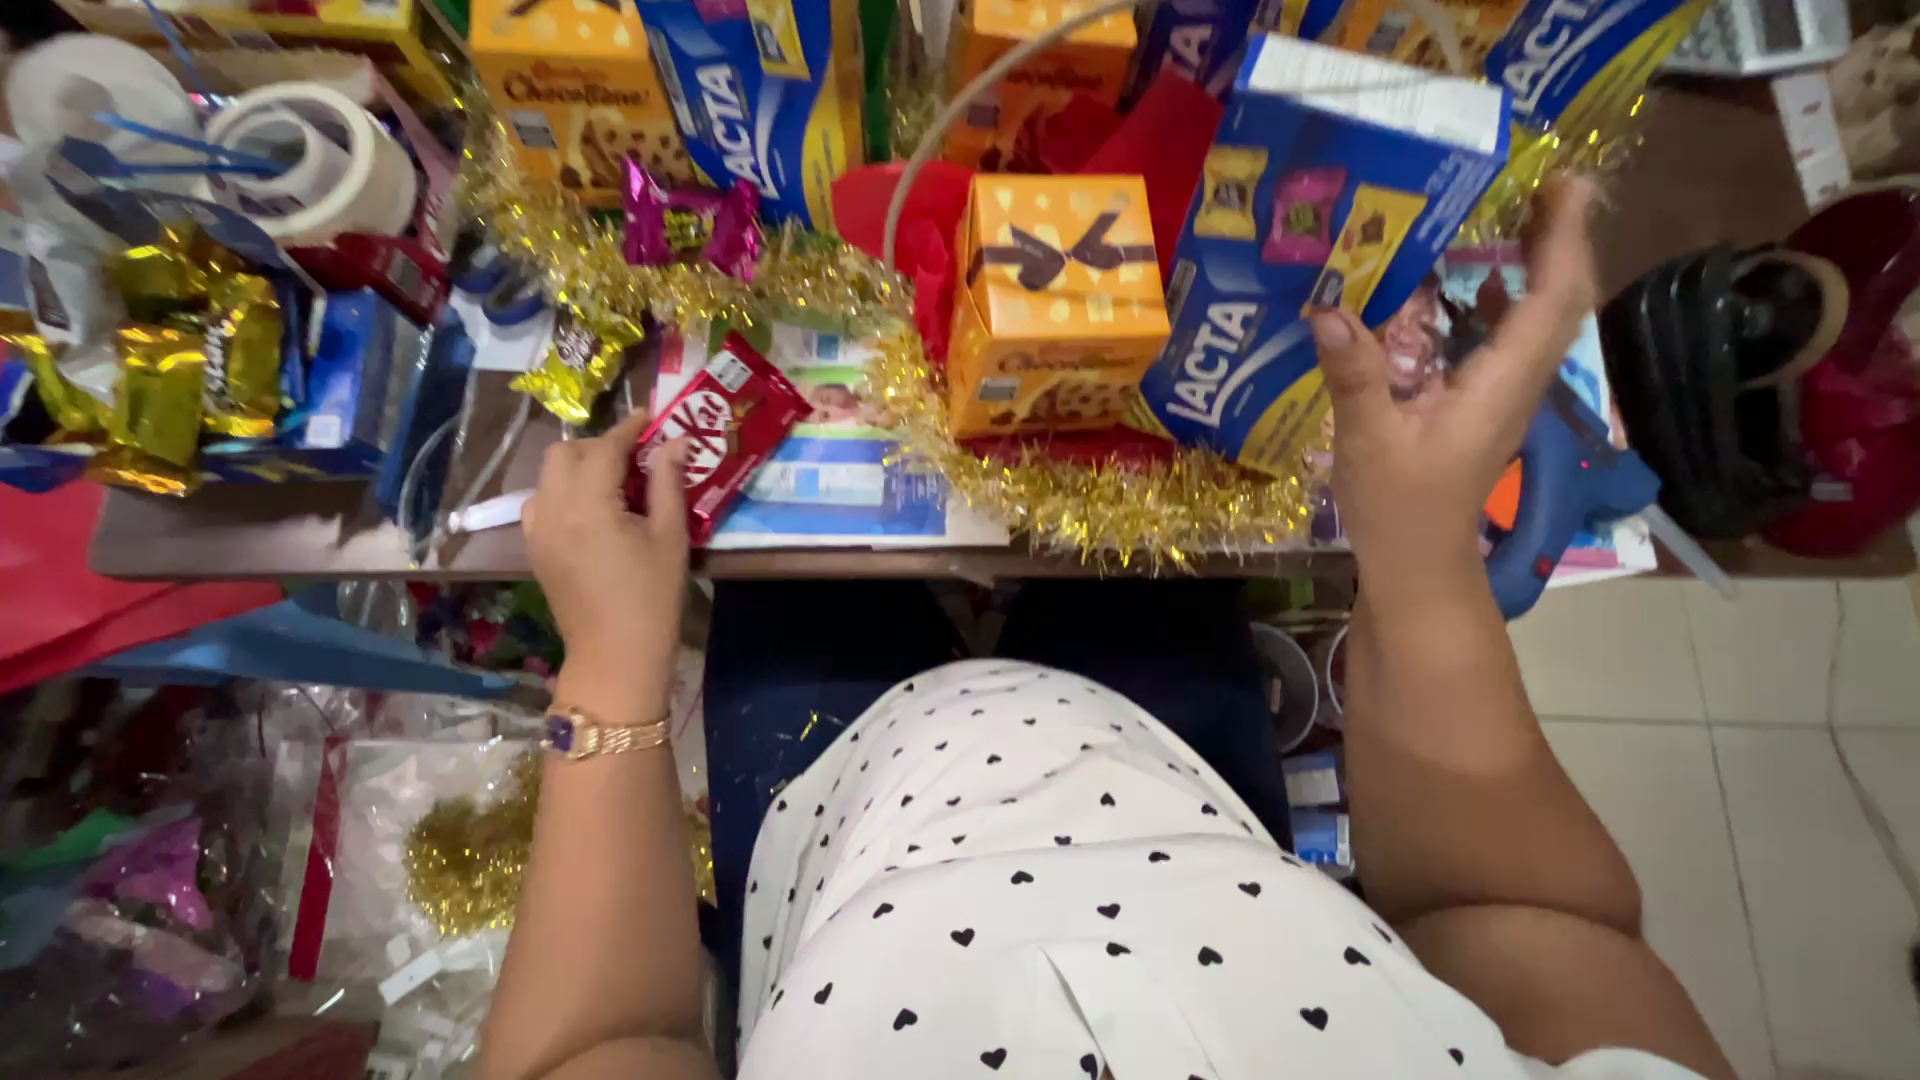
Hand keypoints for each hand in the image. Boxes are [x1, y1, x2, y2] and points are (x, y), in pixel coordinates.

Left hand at [522, 409, 688, 705]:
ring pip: (549, 476)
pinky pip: (542, 503)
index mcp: (588, 505)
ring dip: (579, 467)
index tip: (650, 416)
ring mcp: (537, 531)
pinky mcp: (535, 550)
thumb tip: (673, 442)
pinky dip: (565, 491)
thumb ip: (668, 483)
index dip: (628, 428)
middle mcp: (552, 510)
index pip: (603, 448)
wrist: (617, 654)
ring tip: (616, 482)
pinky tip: (594, 510)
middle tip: (637, 455)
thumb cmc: (653, 596)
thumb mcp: (670, 536)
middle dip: (599, 445)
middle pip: (564, 453)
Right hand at [1310, 175, 1598, 590]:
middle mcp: (1515, 384)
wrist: (1418, 564)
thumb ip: (1353, 375)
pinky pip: (1508, 342)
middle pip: (1560, 302)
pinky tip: (1470, 290)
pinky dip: (1503, 304)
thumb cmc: (1398, 508)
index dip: (1563, 239)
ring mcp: (1502, 398)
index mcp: (1499, 386)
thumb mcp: (1366, 442)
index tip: (1564, 183)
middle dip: (1560, 241)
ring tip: (1512, 221)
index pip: (1551, 300)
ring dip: (1537, 268)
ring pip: (1540, 321)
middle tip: (1540, 188)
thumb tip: (1325, 309)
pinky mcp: (1481, 409)